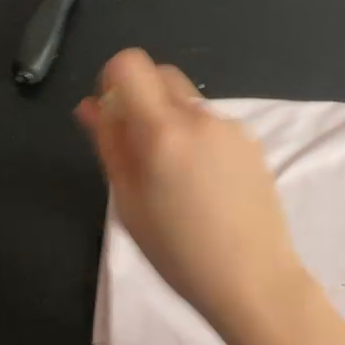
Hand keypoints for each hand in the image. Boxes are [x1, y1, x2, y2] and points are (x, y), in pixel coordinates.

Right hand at [75, 49, 313, 333]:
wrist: (253, 280)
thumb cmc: (179, 254)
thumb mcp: (129, 205)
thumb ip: (110, 147)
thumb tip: (90, 107)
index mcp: (163, 131)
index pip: (129, 64)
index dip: (112, 81)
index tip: (111, 116)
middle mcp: (200, 118)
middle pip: (161, 76)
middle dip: (141, 100)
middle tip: (137, 152)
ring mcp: (232, 129)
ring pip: (189, 106)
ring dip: (171, 125)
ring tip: (175, 184)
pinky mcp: (253, 146)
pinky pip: (213, 128)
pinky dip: (198, 143)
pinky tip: (204, 191)